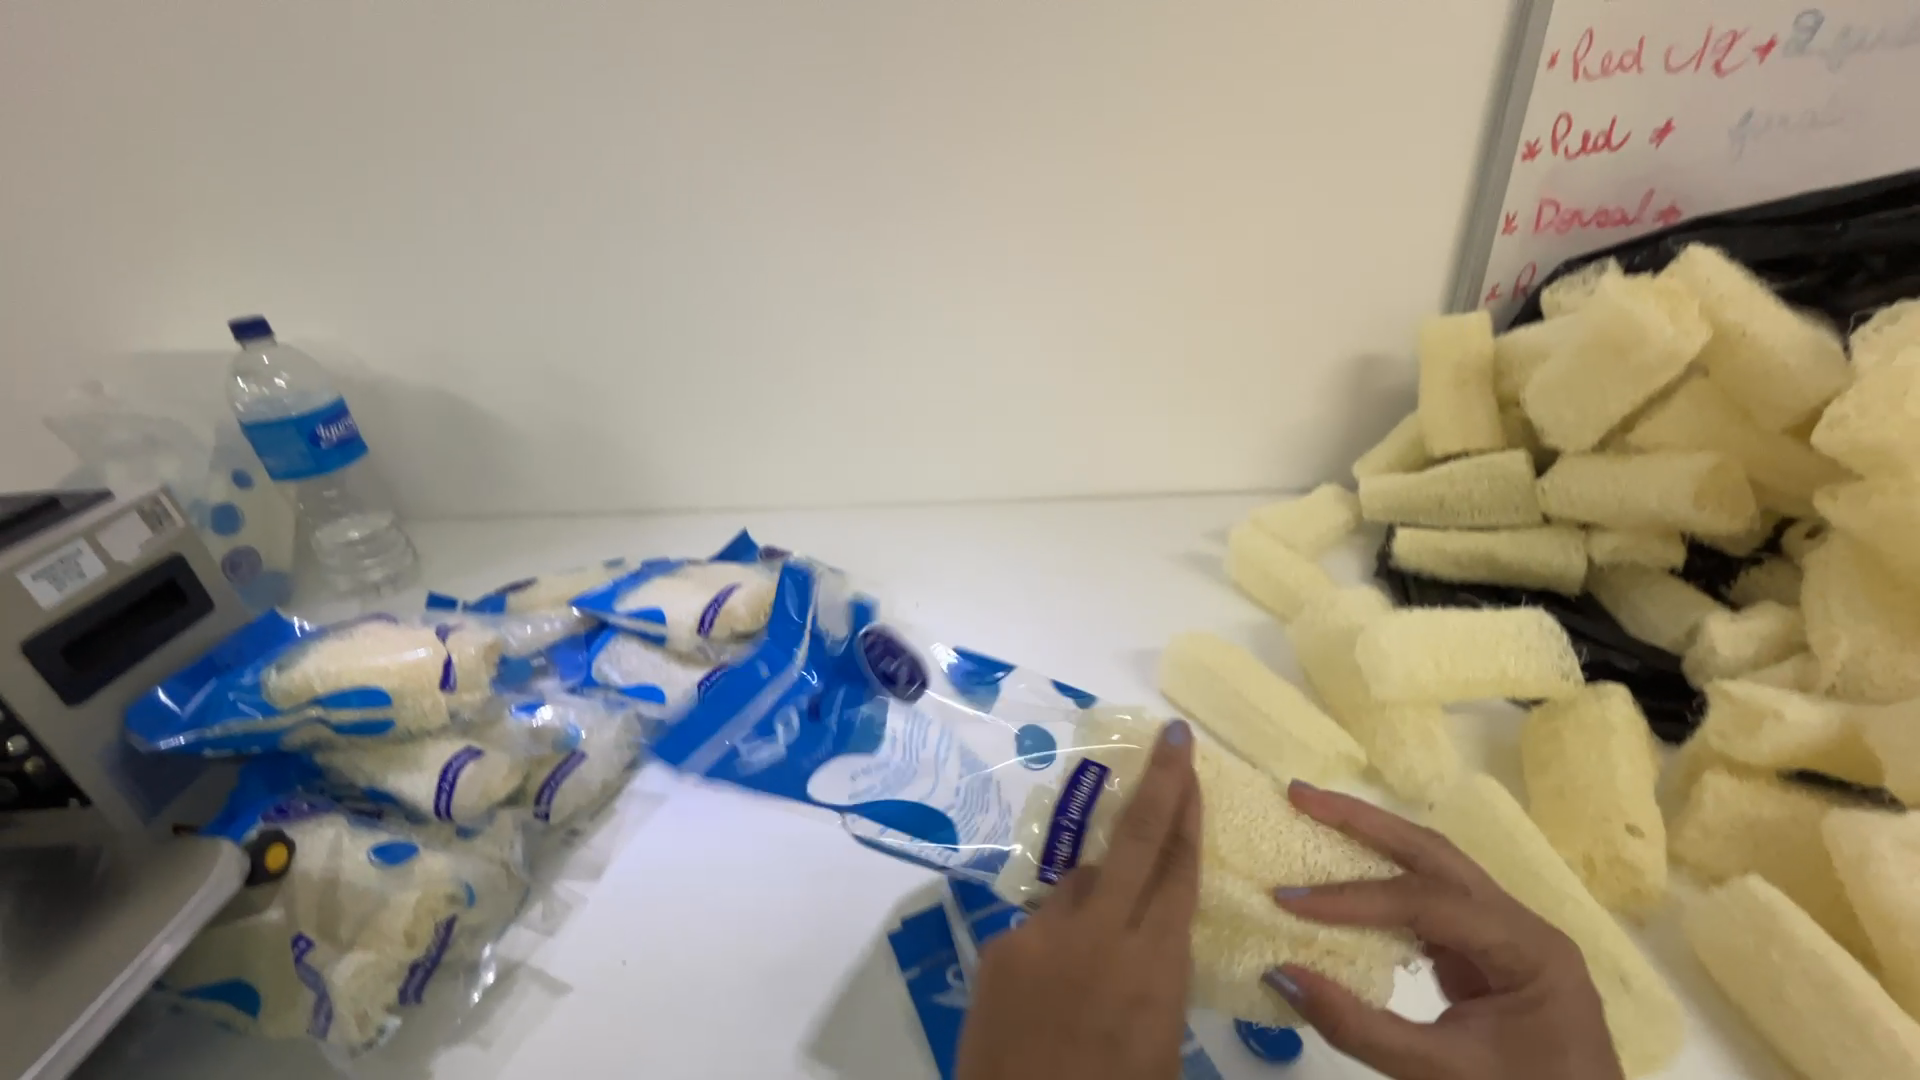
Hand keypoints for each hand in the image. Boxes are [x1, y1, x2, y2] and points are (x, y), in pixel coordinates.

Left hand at [956, 719, 1201, 1079]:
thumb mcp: (1160, 1044)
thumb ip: (1153, 974)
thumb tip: (1140, 932)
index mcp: (1155, 967)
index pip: (1178, 871)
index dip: (1187, 814)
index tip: (1187, 766)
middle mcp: (1100, 935)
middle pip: (1135, 842)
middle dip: (1159, 784)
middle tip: (1168, 738)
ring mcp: (1044, 934)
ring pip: (1080, 883)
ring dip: (1095, 892)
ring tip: (1094, 948)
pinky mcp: (1002, 945)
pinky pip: (1040, 926)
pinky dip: (1054, 941)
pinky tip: (1049, 989)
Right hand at [1264, 782, 1623, 1079]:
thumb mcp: (1442, 1077)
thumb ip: (1359, 1027)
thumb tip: (1278, 972)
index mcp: (1529, 950)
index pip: (1428, 901)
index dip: (1353, 898)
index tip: (1287, 901)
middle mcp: (1520, 924)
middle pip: (1432, 852)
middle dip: (1361, 820)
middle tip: (1298, 795)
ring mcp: (1502, 933)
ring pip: (1429, 863)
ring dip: (1369, 834)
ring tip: (1312, 809)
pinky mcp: (1480, 949)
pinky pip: (1424, 896)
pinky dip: (1377, 875)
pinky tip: (1341, 867)